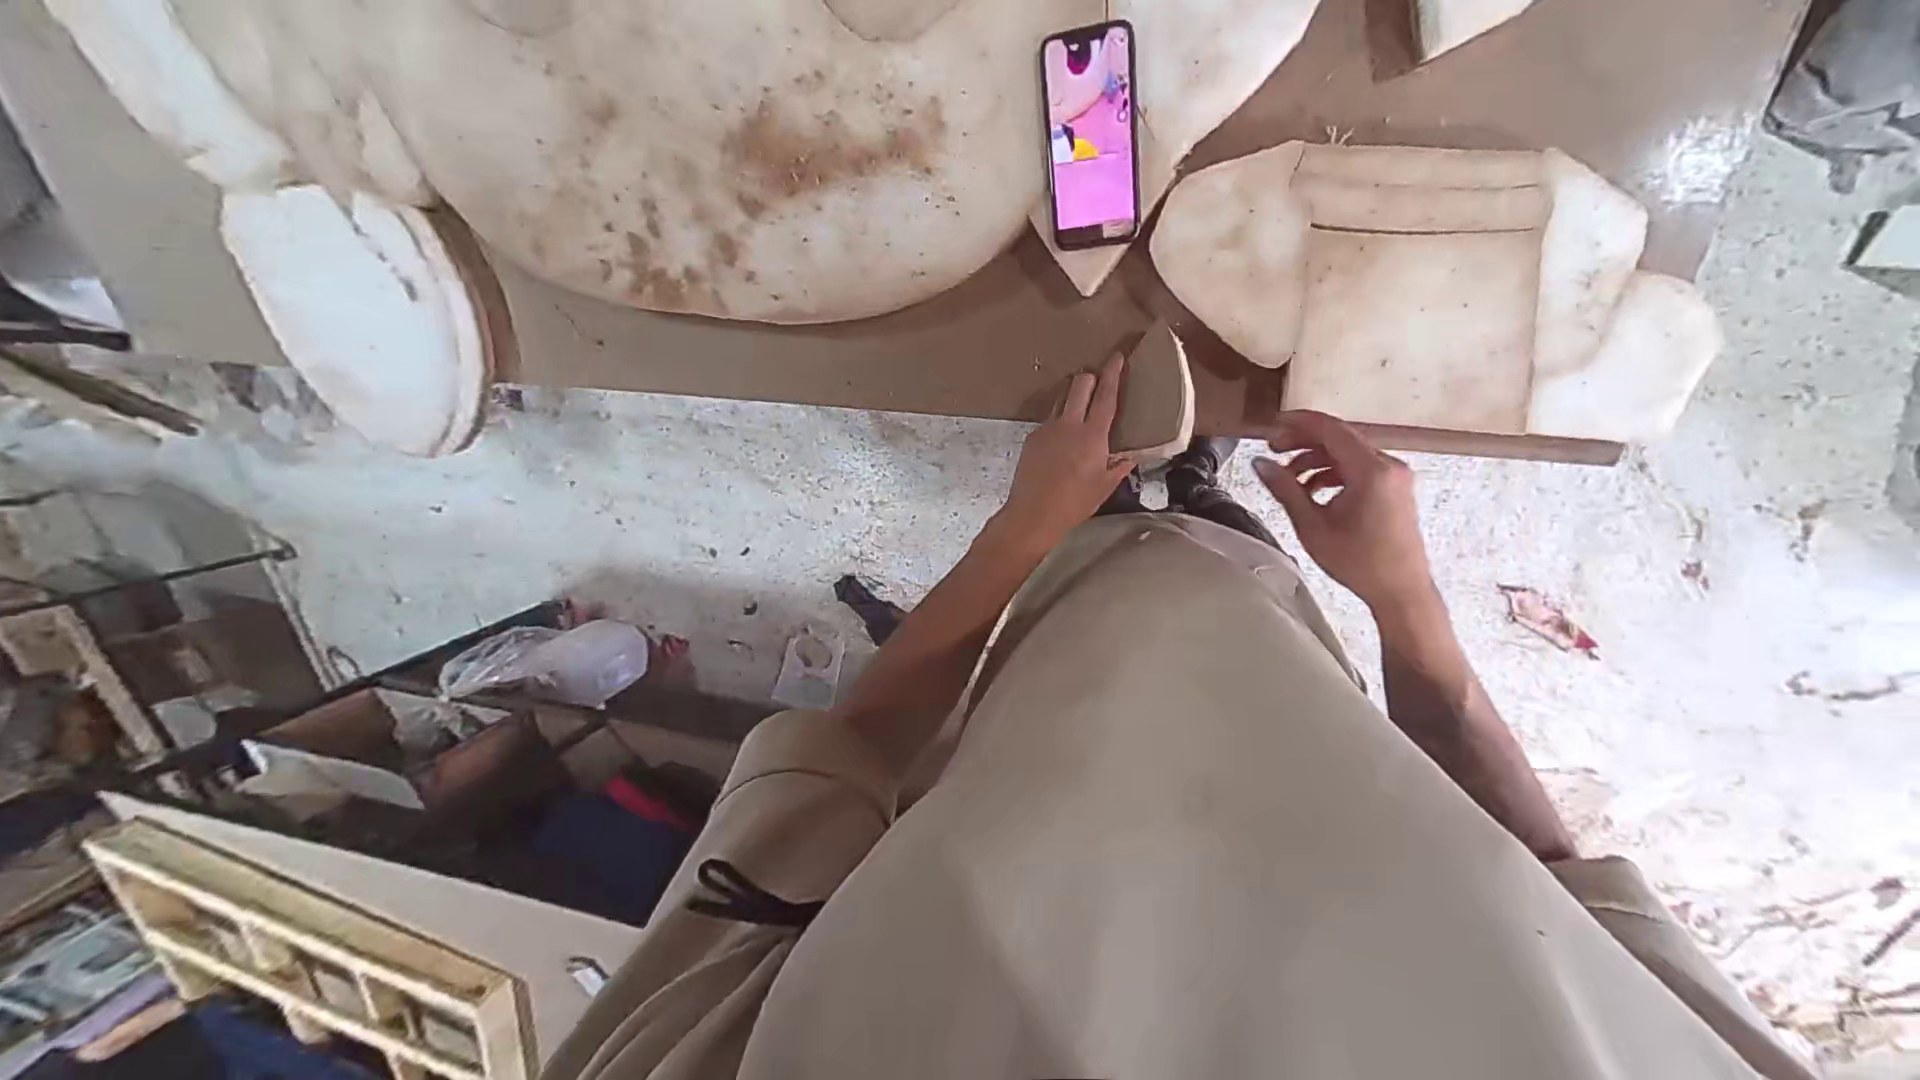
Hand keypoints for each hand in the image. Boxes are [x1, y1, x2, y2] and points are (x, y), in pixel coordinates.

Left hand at [992, 352, 1134, 552]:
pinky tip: (1061, 439)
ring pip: (1061, 399)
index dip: (1113, 373)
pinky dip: (1059, 421)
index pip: (1105, 395)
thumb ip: (1118, 467)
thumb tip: (1128, 457)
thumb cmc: (1074, 504)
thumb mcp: (1104, 487)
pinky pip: (1049, 420)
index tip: (1116, 357)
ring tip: (1079, 405)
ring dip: (1072, 395)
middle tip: (1097, 380)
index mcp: (1092, 435)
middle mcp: (1068, 425)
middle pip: (1079, 384)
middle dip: (1090, 376)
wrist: (1032, 514)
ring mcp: (1047, 429)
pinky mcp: (1032, 438)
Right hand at [1252, 410, 1436, 614]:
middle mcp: (1388, 466)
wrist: (1400, 589)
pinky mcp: (1393, 487)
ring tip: (1287, 475)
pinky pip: (1357, 467)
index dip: (1298, 422)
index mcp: (1371, 471)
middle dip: (1303, 440)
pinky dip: (1331, 470)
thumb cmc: (1359, 562)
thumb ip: (1285, 489)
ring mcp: (1393, 476)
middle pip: (1339, 437)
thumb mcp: (1312, 525)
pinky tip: (1310, 488)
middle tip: (1272, 448)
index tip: (1272, 424)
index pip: (1331, 429)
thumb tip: (1261, 463)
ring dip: (1315, 458)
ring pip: (1347, 452)